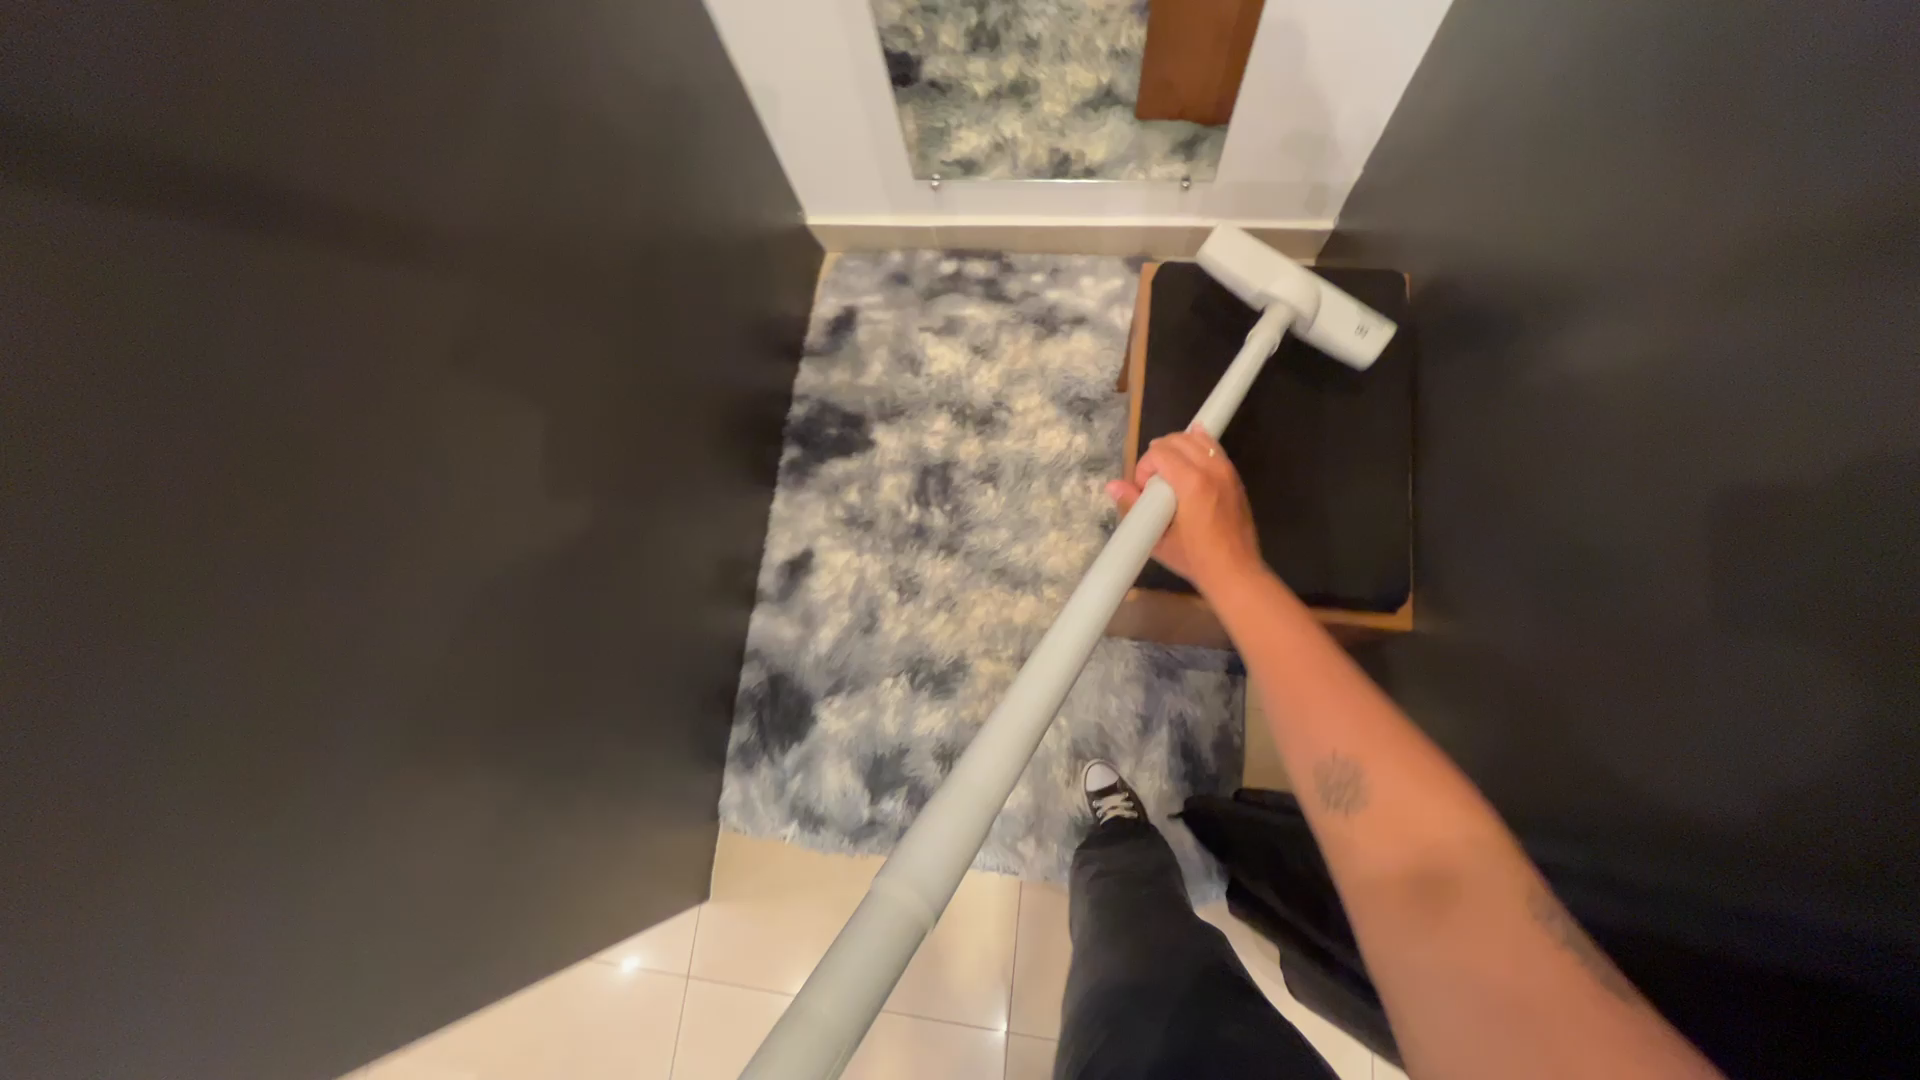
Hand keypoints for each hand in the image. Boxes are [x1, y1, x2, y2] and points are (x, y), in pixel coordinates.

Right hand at [1106, 430, 1263, 595]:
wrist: (1234, 571)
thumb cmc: (1194, 558)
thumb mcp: (1157, 537)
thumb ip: (1133, 507)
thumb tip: (1112, 485)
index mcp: (1192, 483)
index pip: (1160, 452)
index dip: (1144, 467)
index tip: (1143, 491)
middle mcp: (1211, 470)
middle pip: (1178, 440)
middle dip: (1158, 454)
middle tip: (1152, 483)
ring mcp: (1226, 472)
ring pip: (1198, 439)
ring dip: (1178, 447)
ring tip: (1168, 469)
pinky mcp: (1234, 478)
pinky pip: (1214, 449)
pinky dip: (1200, 444)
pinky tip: (1191, 448)